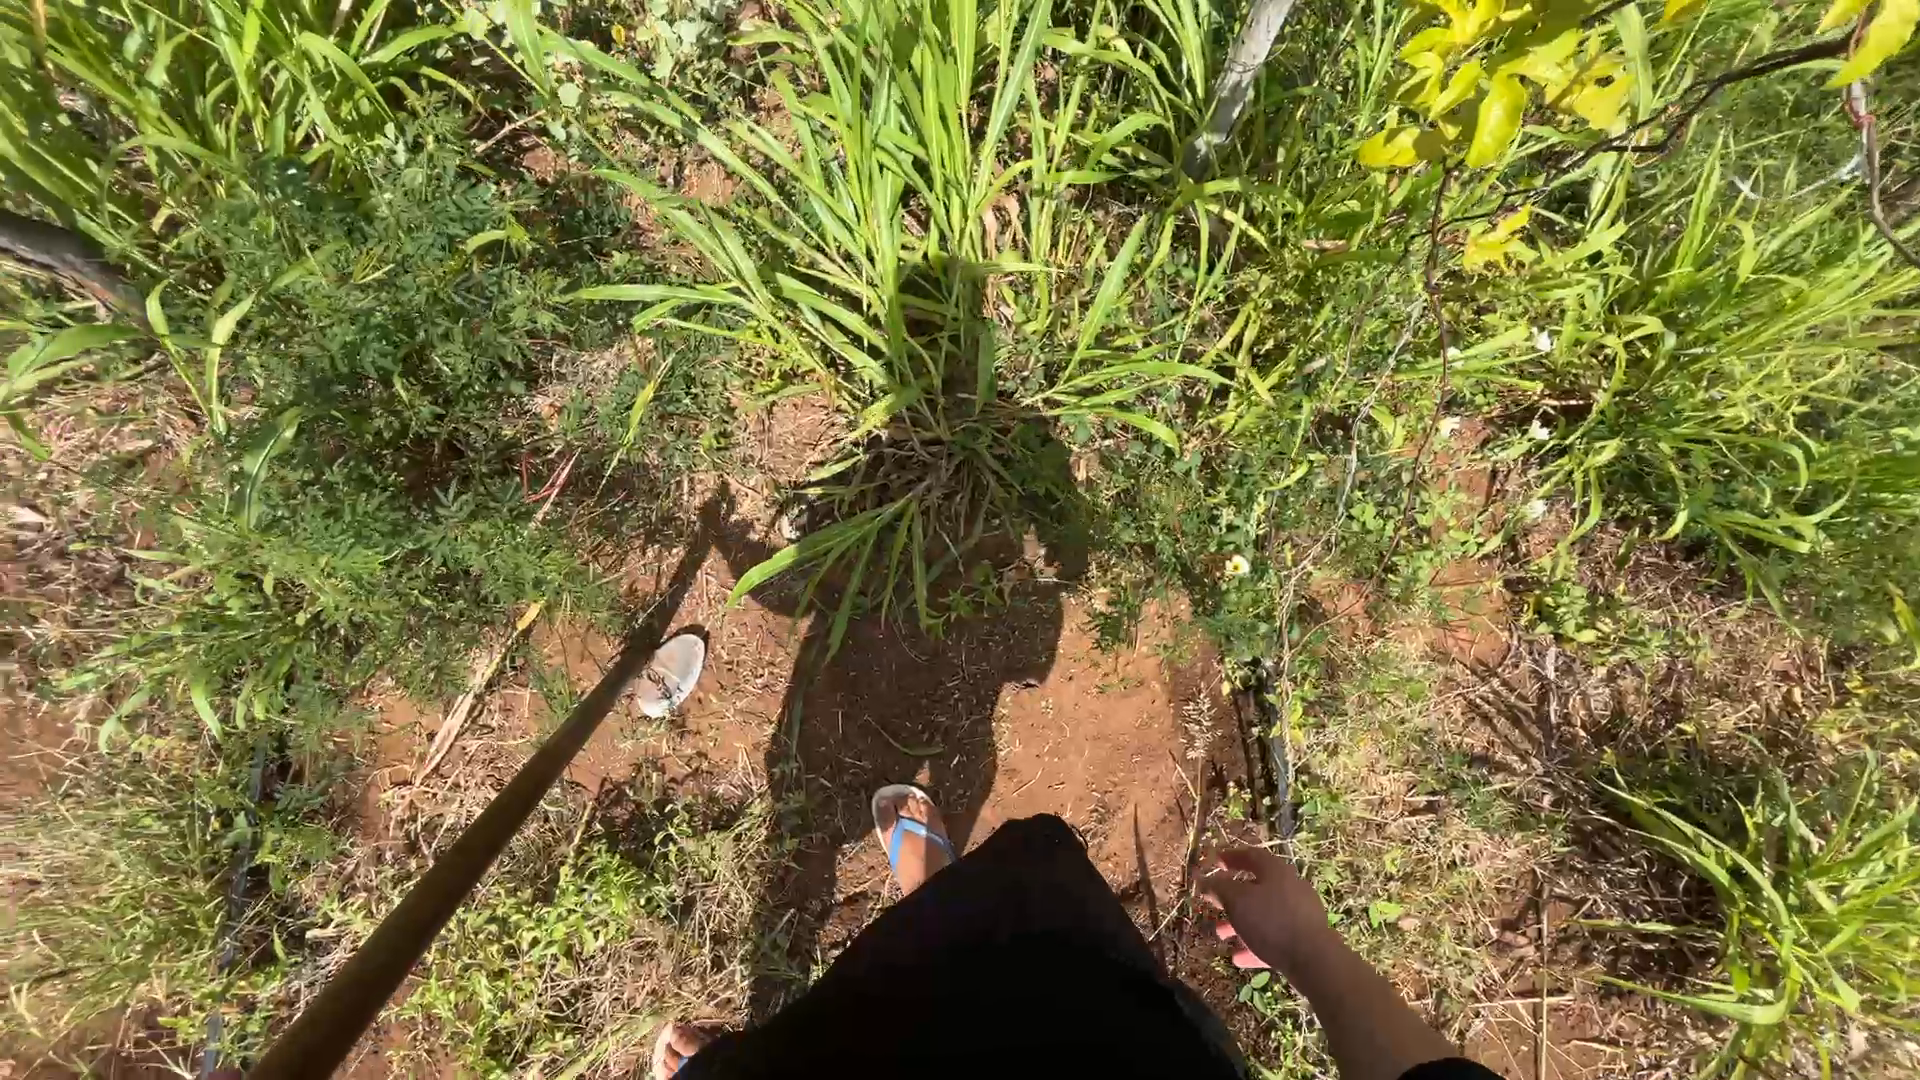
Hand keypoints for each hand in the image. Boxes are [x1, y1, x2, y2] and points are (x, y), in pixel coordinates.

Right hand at [1198, 845, 1335, 976]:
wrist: (1315, 961)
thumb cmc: (1270, 920)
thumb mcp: (1236, 900)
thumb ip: (1218, 888)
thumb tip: (1205, 881)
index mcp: (1275, 870)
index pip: (1250, 855)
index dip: (1231, 857)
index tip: (1215, 863)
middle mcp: (1290, 887)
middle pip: (1256, 887)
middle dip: (1232, 898)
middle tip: (1214, 904)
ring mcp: (1300, 914)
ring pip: (1264, 914)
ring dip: (1241, 922)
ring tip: (1221, 934)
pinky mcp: (1306, 939)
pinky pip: (1275, 936)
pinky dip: (1256, 943)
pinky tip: (1239, 959)